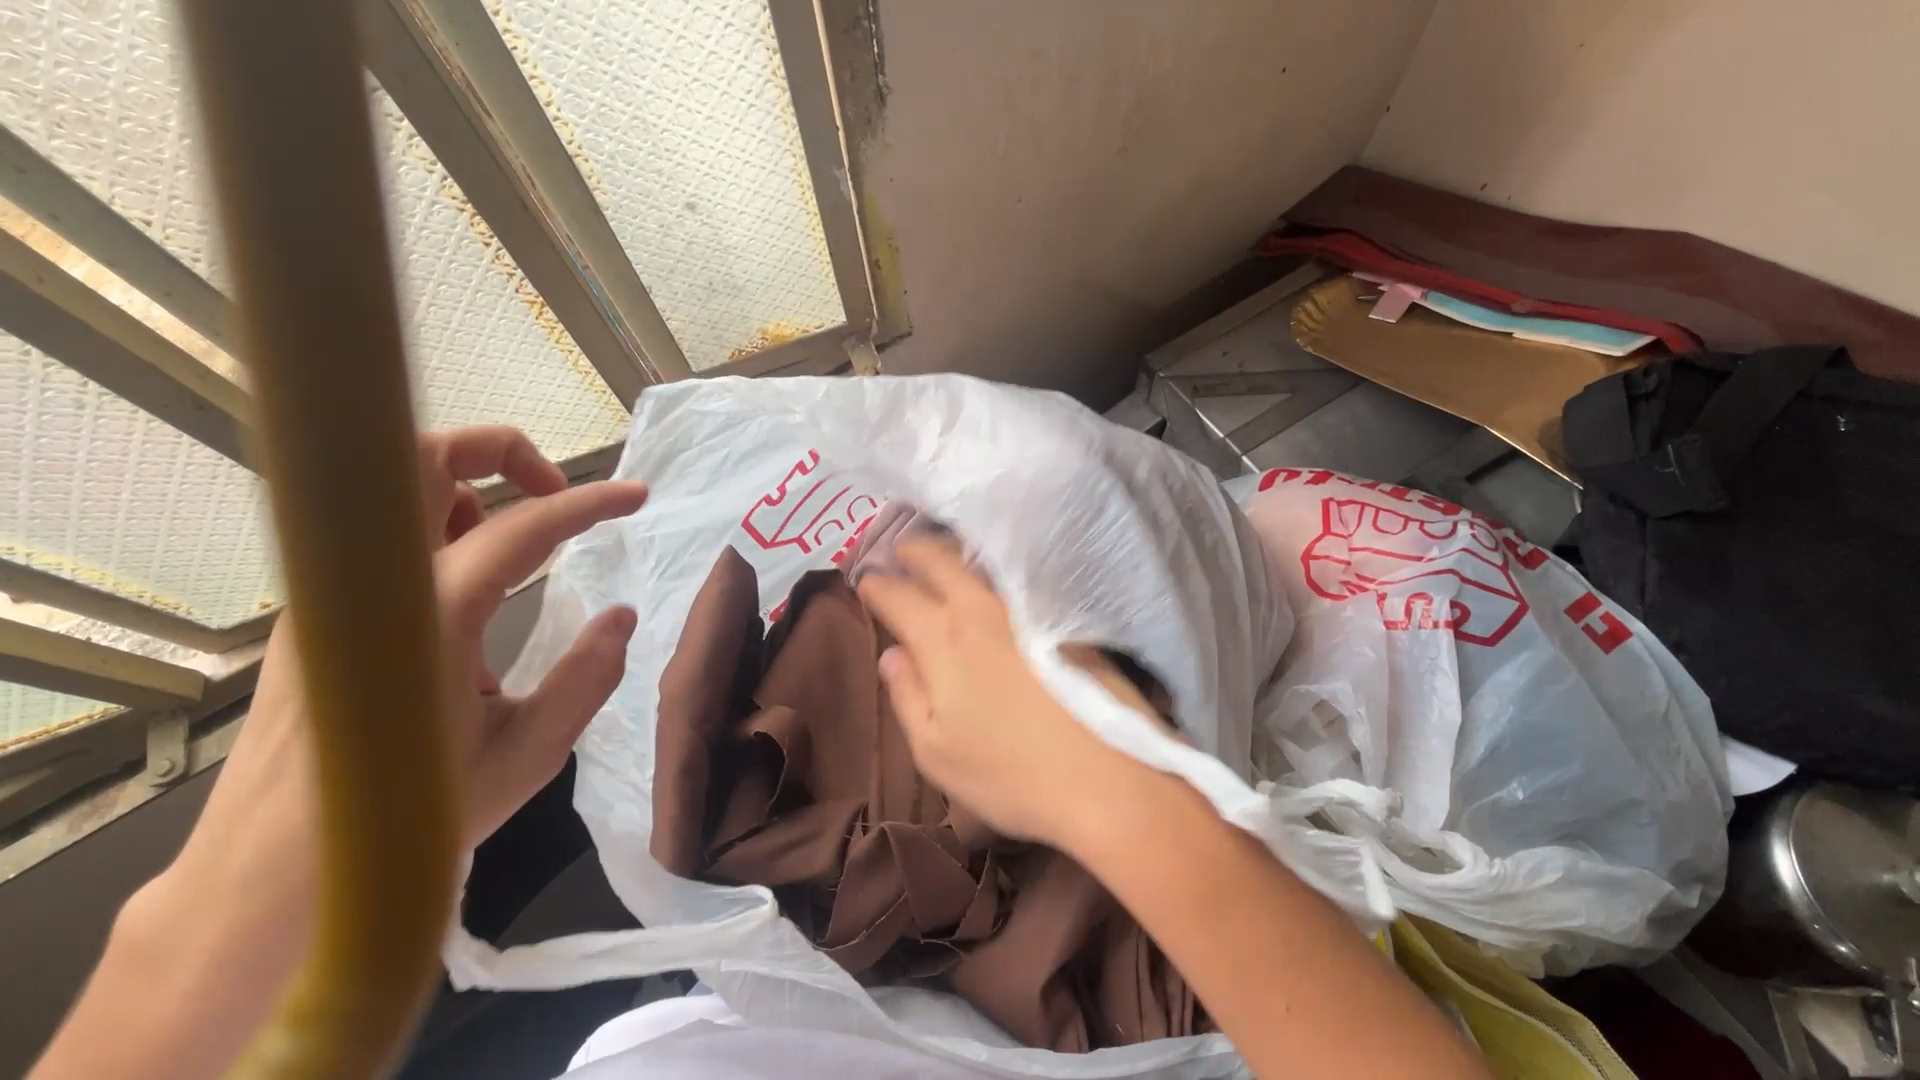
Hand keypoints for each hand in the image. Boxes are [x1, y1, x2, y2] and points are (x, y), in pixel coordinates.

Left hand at [190, 427, 642, 874]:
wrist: (278, 871)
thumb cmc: (415, 814)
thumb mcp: (529, 753)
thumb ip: (587, 676)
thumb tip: (621, 617)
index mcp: (436, 612)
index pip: (523, 526)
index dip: (590, 503)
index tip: (637, 496)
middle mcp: (374, 582)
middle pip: (423, 459)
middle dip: (500, 452)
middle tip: (555, 495)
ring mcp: (333, 593)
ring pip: (396, 493)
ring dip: (466, 495)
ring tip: (516, 553)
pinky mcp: (315, 615)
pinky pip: (380, 539)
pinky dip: (435, 536)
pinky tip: (467, 603)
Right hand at [855, 536, 1151, 850]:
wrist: (1109, 779)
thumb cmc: (1009, 774)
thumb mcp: (935, 750)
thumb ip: (907, 695)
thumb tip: (892, 655)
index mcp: (943, 637)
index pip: (896, 594)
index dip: (874, 585)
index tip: (864, 582)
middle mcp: (983, 608)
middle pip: (940, 559)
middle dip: (913, 550)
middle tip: (899, 550)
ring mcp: (1029, 609)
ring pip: (980, 566)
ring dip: (954, 556)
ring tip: (942, 560)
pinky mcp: (1066, 620)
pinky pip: (1014, 581)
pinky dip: (993, 574)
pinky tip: (993, 588)